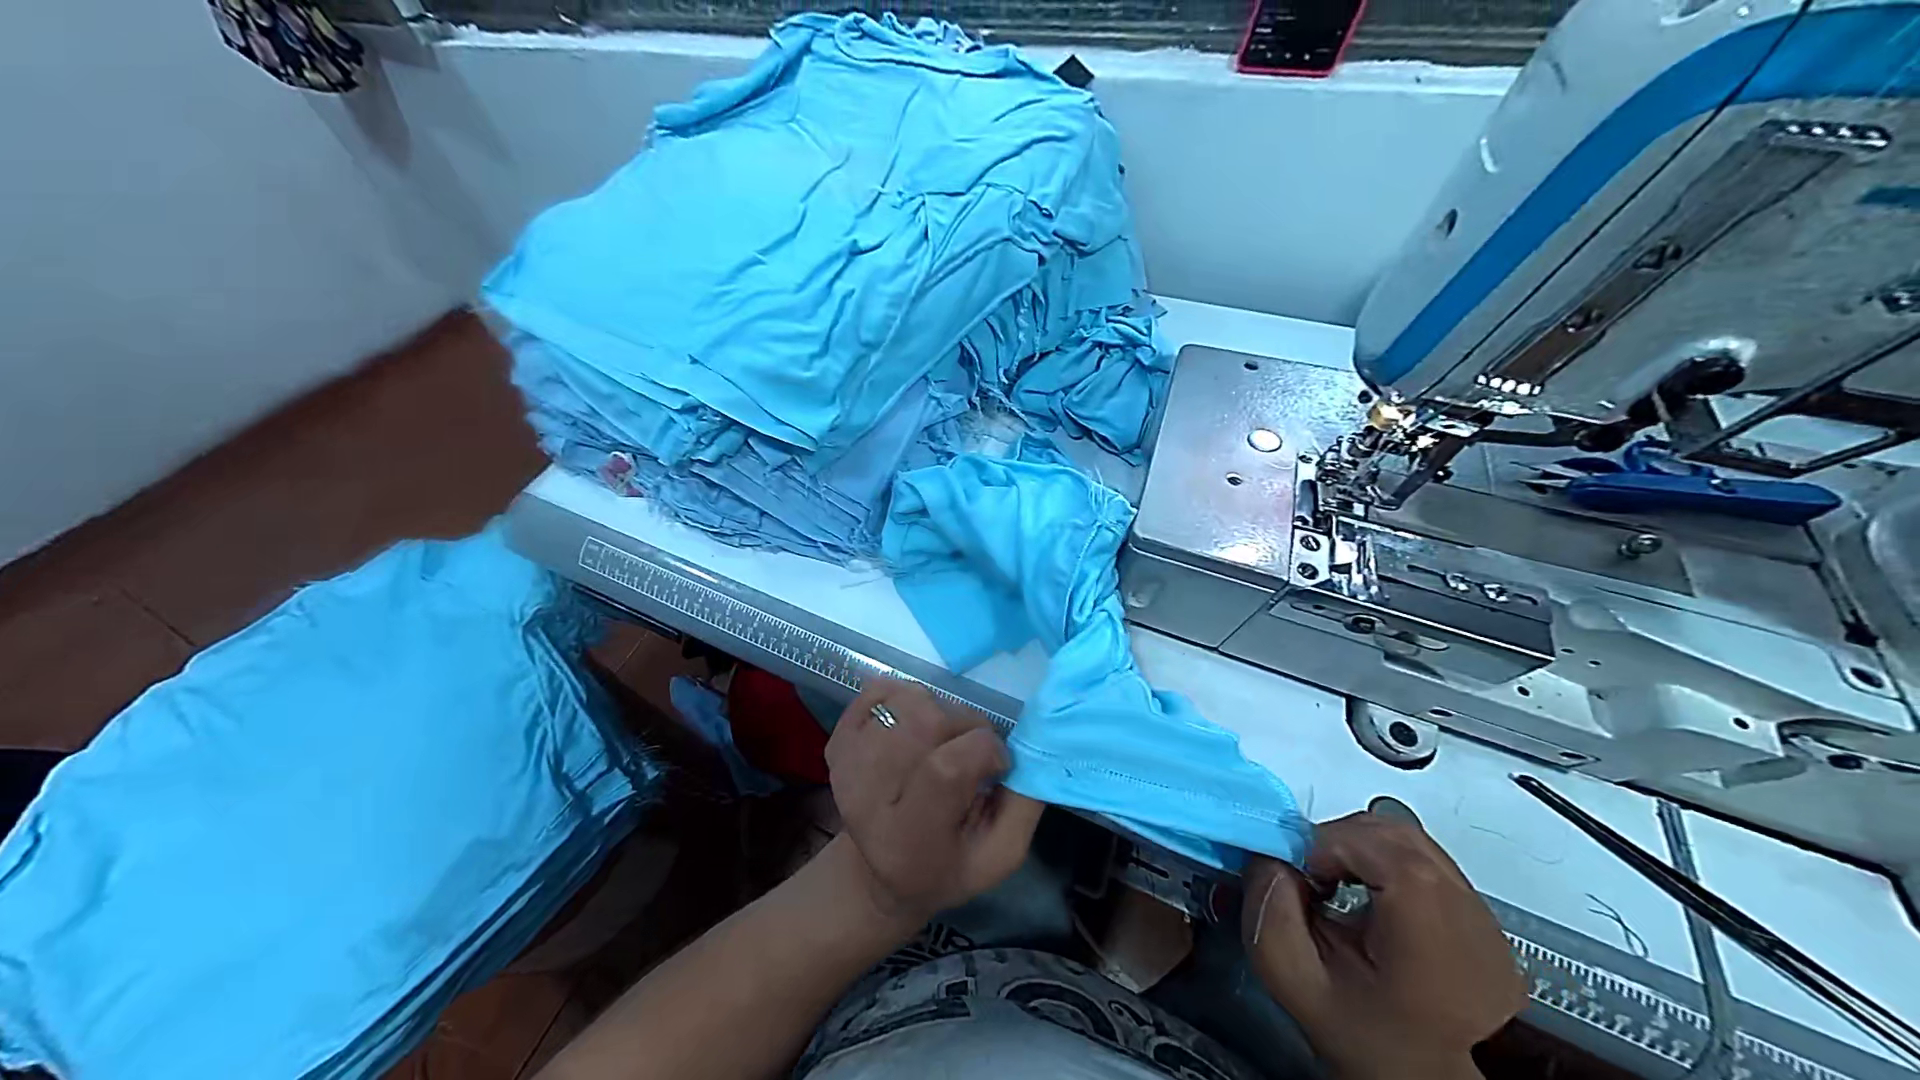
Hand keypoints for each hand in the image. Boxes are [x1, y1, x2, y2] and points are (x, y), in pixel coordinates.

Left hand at [825, 678, 1043, 924]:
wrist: (878, 872)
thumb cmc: (948, 866)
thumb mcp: (1001, 855)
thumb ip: (1026, 803)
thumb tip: (1038, 743)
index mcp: (910, 839)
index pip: (945, 768)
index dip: (984, 750)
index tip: (998, 765)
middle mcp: (867, 799)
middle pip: (926, 722)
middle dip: (966, 724)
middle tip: (972, 751)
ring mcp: (847, 765)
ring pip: (907, 700)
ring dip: (939, 710)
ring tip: (943, 743)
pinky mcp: (838, 741)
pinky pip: (879, 690)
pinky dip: (907, 699)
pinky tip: (915, 731)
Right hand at [1242, 810, 1524, 1079]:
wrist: (1413, 1071)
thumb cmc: (1353, 1029)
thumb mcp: (1290, 976)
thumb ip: (1270, 911)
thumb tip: (1272, 856)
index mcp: (1434, 951)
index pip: (1393, 857)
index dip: (1336, 844)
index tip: (1306, 872)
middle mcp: (1474, 930)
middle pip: (1401, 838)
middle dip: (1342, 838)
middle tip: (1313, 872)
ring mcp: (1488, 924)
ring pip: (1413, 839)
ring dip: (1362, 843)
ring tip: (1336, 879)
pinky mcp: (1487, 920)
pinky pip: (1428, 858)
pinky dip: (1386, 857)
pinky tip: (1367, 889)